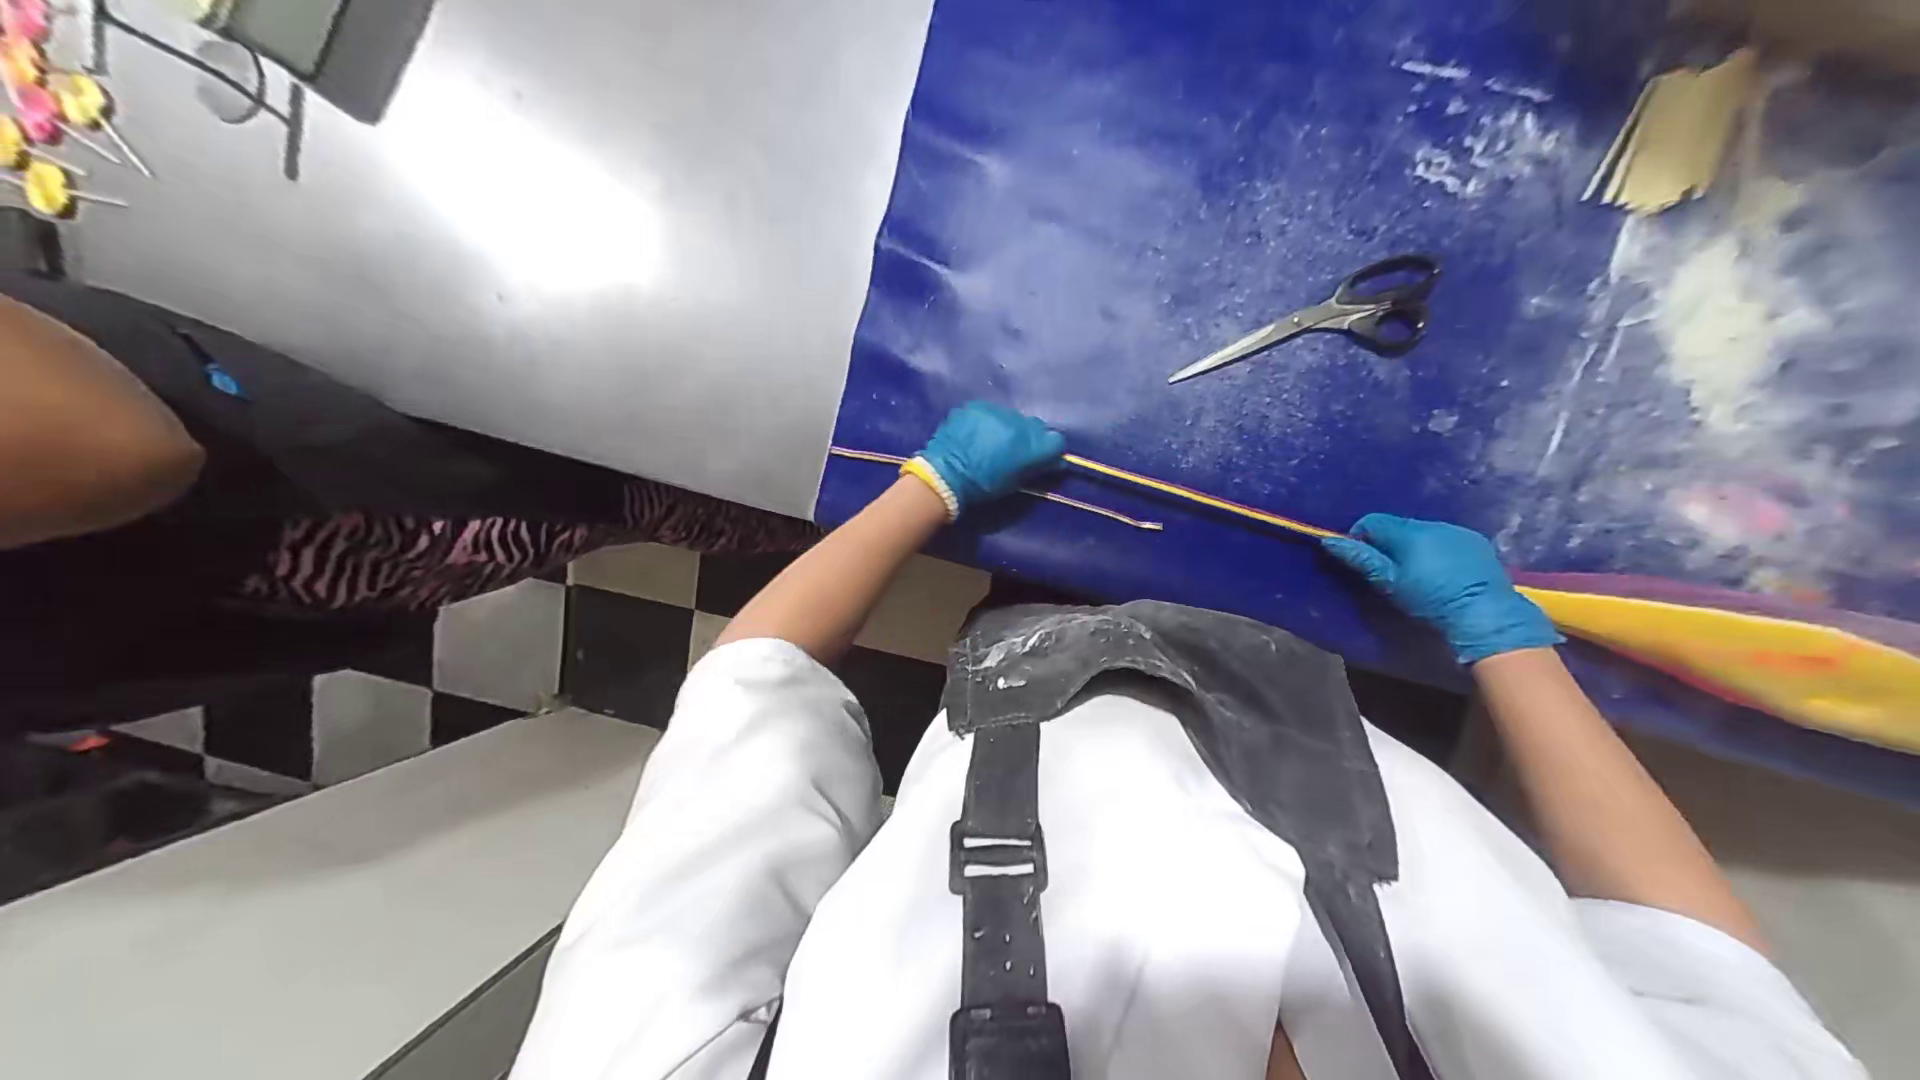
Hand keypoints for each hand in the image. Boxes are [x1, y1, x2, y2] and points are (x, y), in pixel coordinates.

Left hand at [905, 401, 1065, 519]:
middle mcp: (1018, 422)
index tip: (1042, 457)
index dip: (1050, 449)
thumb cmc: (982, 487)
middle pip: (1034, 426)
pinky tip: (976, 434)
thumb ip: (1036, 468)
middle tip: (1015, 449)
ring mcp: (996, 411)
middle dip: (1029, 436)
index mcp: (1030, 445)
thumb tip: (1053, 461)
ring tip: (992, 441)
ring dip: (1008, 427)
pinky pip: (990, 412)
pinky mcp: (977, 405)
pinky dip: (987, 422)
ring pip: (1012, 416)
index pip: (1056, 441)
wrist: (945, 474)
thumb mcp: (1015, 482)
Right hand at [1321, 513, 1561, 664]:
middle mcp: (1434, 524)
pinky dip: (1434, 550)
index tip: (1362, 563)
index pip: (1371, 521)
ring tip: (1414, 574)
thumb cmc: (1431, 601)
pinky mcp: (1476, 543)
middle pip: (1396, 526)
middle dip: (1386, 544)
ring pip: (1421, 532)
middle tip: (1386, 573)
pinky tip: (1439, 573)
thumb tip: (1328, 540)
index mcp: (1409, 532)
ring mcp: (1458, 532)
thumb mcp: (1389, 583)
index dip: (1359, 539)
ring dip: (1411, 547)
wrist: (1488, 617)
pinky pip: (1444, 539)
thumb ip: (1361, 559)